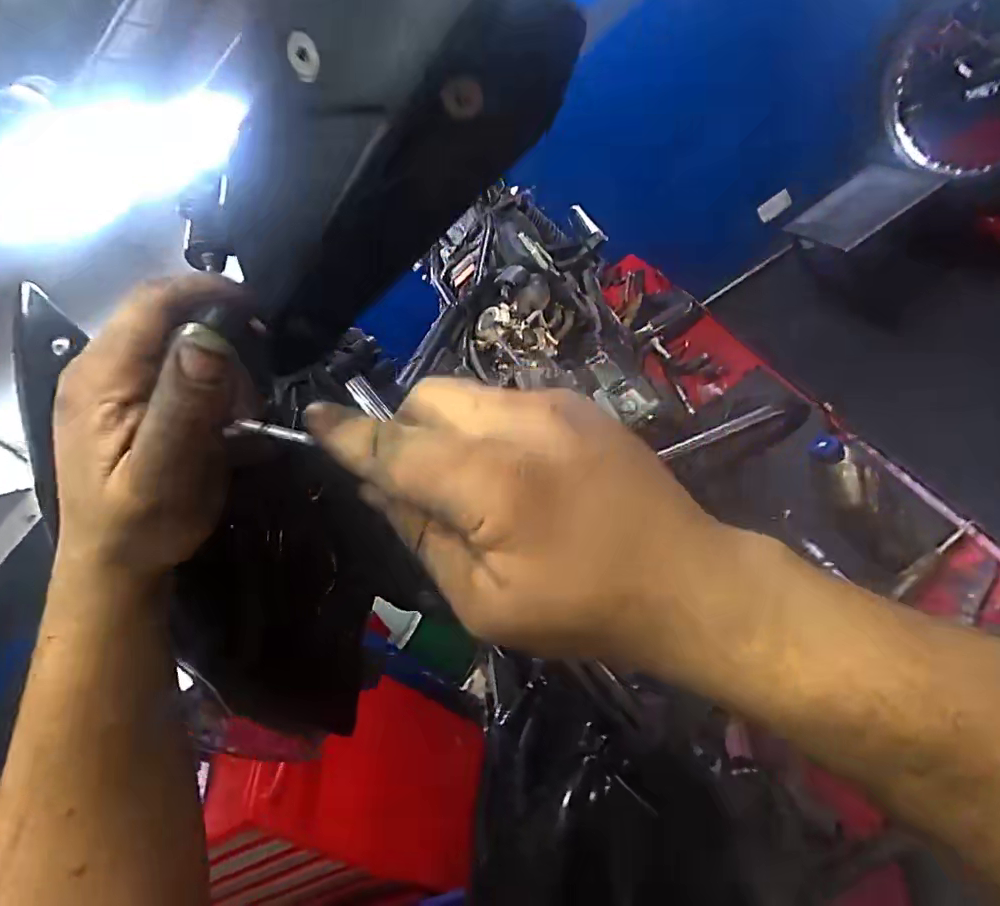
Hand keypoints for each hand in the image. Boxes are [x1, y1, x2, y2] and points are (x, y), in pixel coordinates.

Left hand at [53, 274, 250, 581]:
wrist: (112, 568)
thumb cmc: (139, 526)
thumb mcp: (166, 470)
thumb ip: (185, 403)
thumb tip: (208, 335)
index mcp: (101, 376)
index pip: (153, 300)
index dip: (207, 290)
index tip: (258, 309)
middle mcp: (99, 368)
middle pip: (170, 319)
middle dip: (222, 347)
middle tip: (249, 400)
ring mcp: (112, 384)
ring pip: (180, 344)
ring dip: (221, 374)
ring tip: (235, 423)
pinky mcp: (128, 401)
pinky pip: (178, 370)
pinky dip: (211, 387)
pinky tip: (222, 423)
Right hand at [306, 379, 731, 663]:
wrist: (687, 578)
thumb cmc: (585, 608)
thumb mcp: (486, 603)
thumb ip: (423, 537)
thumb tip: (377, 489)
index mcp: (492, 480)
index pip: (397, 445)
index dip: (349, 435)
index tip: (312, 418)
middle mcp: (520, 421)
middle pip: (428, 396)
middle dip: (405, 431)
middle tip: (420, 485)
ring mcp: (555, 402)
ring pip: (465, 392)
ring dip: (446, 428)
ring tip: (474, 482)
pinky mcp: (579, 401)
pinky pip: (504, 398)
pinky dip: (485, 425)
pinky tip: (516, 470)